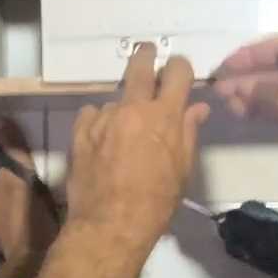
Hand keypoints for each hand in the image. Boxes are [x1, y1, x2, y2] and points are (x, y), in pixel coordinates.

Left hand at [65, 43, 209, 255]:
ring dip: (123, 107)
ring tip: (124, 133)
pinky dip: (100, 122)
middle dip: (146, 55)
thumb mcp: (182, 169)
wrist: (110, 225)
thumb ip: (188, 132)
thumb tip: (197, 107)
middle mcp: (132, 108)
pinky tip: (102, 141)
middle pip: (139, 65)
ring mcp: (103, 117)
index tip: (177, 70)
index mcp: (164, 116)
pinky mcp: (80, 131)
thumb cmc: (156, 202)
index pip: (177, 71)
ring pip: (116, 98)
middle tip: (147, 53)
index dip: (179, 67)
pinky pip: (93, 115)